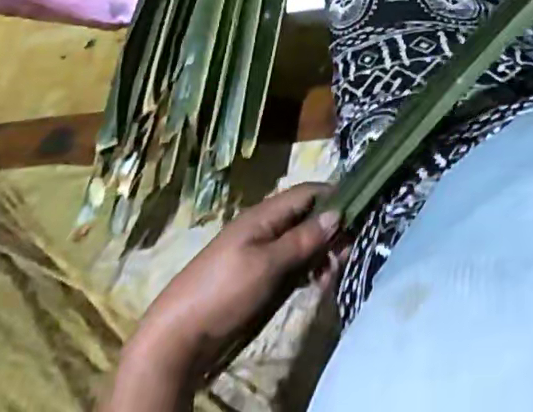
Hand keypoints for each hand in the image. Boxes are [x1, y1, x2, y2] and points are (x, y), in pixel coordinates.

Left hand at [118, 184, 343, 387]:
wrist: (173, 340)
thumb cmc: (223, 292)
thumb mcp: (268, 264)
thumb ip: (304, 237)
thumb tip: (338, 213)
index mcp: (263, 215)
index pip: (309, 191)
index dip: (336, 196)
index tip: (359, 211)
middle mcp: (264, 227)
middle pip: (309, 216)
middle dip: (331, 230)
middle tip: (346, 252)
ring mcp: (259, 251)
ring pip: (303, 240)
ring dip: (321, 253)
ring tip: (330, 274)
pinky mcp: (256, 274)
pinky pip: (291, 261)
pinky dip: (307, 268)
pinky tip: (314, 283)